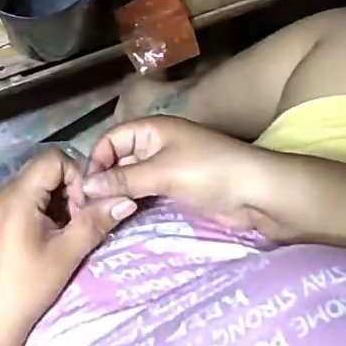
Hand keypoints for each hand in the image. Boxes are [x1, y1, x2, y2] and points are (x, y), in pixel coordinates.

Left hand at [0, 148, 135, 336]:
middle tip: (78, 224)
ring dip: (59, 203)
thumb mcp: (66, 254)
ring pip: (37, 185)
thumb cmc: (27, 286)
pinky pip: (26, 200)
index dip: (77, 177)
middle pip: (45, 169)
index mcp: (18, 193)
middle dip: (70, 190)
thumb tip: (127, 199)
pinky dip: (44, 212)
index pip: (55, 159)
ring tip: (67, 236)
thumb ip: (95, 222)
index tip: (84, 211)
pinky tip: (51, 241)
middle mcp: (5, 192)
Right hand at [76, 116, 284, 233]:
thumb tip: (85, 187)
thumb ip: (122, 179)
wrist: (260, 195)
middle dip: (104, 179)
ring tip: (101, 217)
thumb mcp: (162, 172)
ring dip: (118, 194)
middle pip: (119, 159)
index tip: (85, 189)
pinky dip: (134, 203)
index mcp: (151, 128)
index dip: (96, 160)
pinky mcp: (177, 188)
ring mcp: (167, 166)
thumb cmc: (210, 172)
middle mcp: (155, 143)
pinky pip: (147, 192)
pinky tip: (123, 218)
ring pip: (132, 178)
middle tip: (88, 208)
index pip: (110, 139)